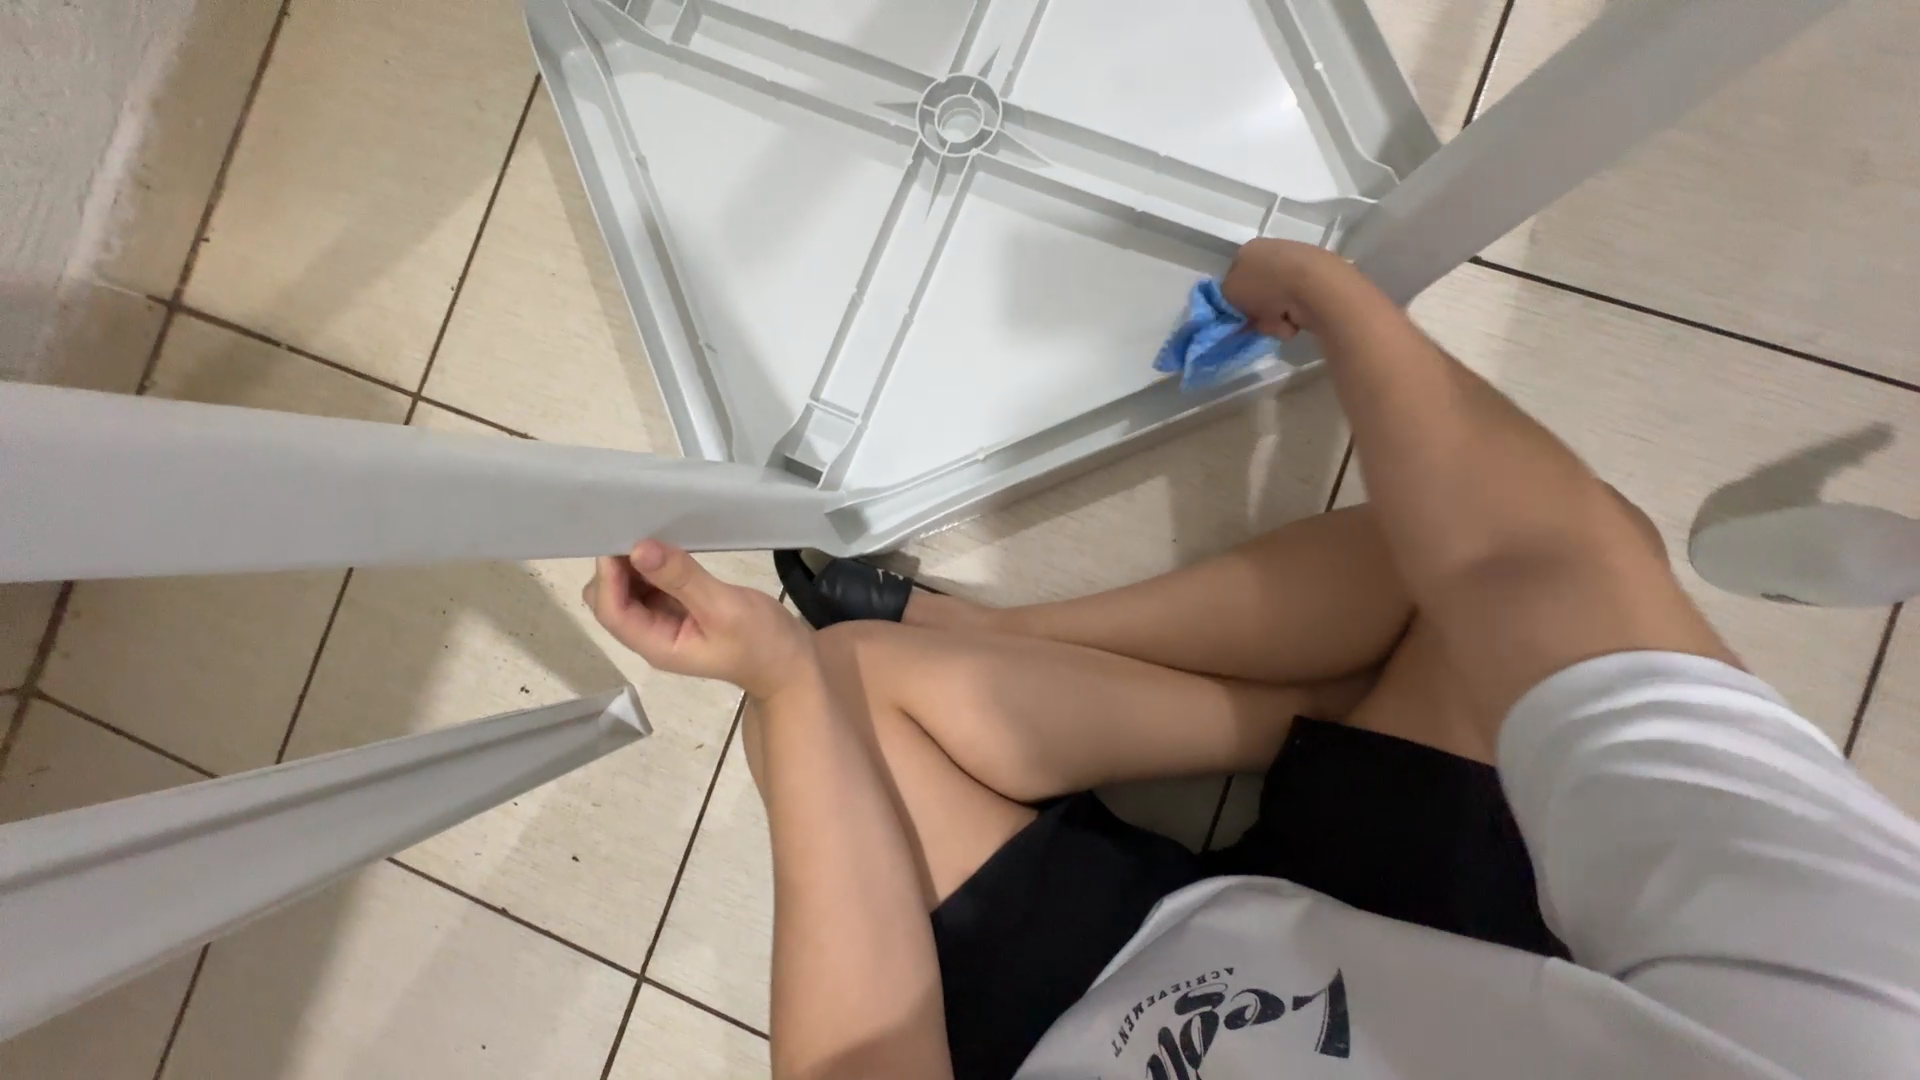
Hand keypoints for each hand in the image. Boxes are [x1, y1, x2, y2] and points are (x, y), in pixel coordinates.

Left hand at [584, 540, 815, 699]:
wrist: (791, 665)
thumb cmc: (761, 642)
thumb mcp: (724, 608)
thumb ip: (682, 578)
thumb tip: (639, 548)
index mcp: (656, 643)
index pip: (611, 611)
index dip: (609, 576)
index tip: (624, 539)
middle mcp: (652, 634)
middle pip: (612, 600)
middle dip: (618, 569)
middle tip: (642, 533)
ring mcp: (667, 623)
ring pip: (631, 591)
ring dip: (636, 566)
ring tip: (656, 536)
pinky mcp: (683, 611)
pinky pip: (655, 587)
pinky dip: (656, 568)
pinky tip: (670, 550)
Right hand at [1220, 237, 1349, 338]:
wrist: (1312, 287)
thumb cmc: (1264, 285)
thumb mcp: (1228, 292)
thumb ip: (1225, 297)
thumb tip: (1239, 303)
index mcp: (1249, 250)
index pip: (1234, 276)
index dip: (1234, 298)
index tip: (1238, 313)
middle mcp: (1273, 253)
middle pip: (1256, 293)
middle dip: (1256, 312)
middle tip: (1257, 321)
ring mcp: (1296, 266)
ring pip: (1274, 304)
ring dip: (1272, 320)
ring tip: (1278, 323)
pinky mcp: (1315, 281)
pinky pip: (1293, 308)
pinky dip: (1290, 319)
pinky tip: (1293, 322)